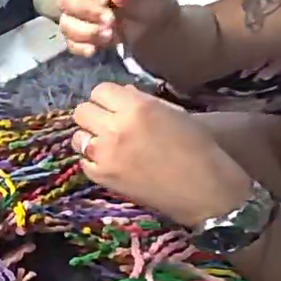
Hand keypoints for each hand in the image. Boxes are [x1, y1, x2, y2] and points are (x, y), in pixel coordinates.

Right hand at [57, 0, 187, 60]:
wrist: (155, 28)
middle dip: (88, 12)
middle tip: (111, 20)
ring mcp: (77, 12)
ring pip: (65, 22)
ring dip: (86, 32)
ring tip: (111, 35)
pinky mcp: (77, 33)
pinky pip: (69, 41)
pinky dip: (83, 46)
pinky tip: (97, 49)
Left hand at [72, 82, 255, 224]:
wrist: (202, 189)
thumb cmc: (196, 147)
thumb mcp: (174, 113)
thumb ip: (141, 101)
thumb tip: (121, 93)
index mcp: (136, 108)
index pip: (100, 90)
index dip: (107, 98)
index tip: (115, 106)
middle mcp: (114, 128)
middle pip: (82, 111)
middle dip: (93, 114)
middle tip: (108, 123)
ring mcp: (104, 154)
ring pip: (78, 136)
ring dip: (90, 137)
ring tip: (109, 144)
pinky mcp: (100, 176)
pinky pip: (83, 161)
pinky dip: (93, 160)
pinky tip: (111, 162)